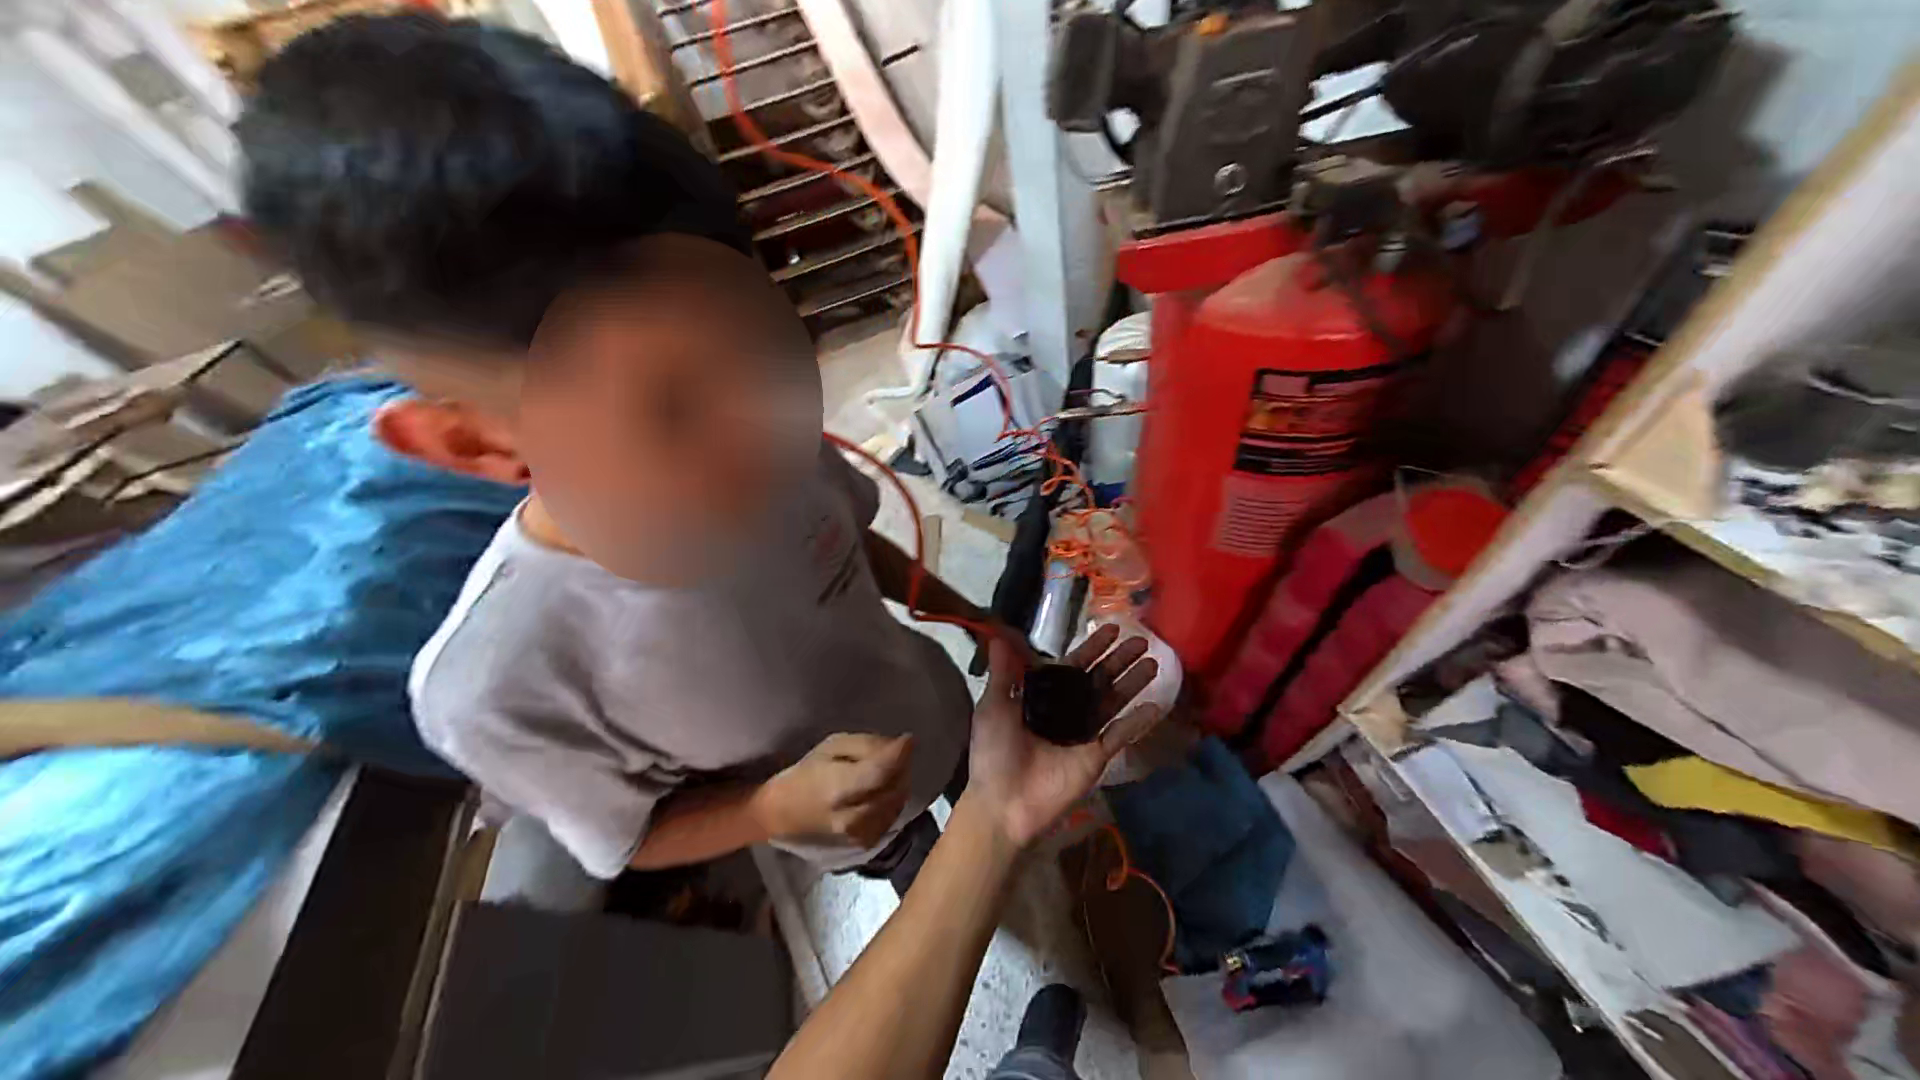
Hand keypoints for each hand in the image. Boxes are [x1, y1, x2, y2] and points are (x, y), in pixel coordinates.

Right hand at [754, 733, 914, 847]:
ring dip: (899, 782)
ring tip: (886, 770)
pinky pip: (893, 815)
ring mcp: (861, 835)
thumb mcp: (831, 747)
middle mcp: (853, 817)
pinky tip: (880, 790)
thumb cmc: (806, 774)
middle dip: (901, 766)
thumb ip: (866, 745)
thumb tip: (899, 746)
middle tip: (894, 752)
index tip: (908, 739)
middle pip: (896, 786)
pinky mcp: (866, 844)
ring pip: (898, 801)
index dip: (900, 753)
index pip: (881, 771)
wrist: (783, 816)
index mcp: (838, 789)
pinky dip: (893, 799)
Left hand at [964, 624, 1163, 848]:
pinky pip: (1119, 735)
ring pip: (1112, 701)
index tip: (1112, 629)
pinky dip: (1137, 722)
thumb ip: (1003, 672)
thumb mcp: (994, 706)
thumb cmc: (994, 752)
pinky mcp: (1095, 756)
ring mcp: (1083, 734)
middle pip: (1098, 680)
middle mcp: (1066, 712)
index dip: (1092, 648)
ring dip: (1132, 683)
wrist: (1003, 801)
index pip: (1073, 666)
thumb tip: (996, 634)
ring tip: (1154, 662)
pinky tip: (1156, 705)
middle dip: (1119, 660)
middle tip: (1142, 640)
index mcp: (1043, 698)